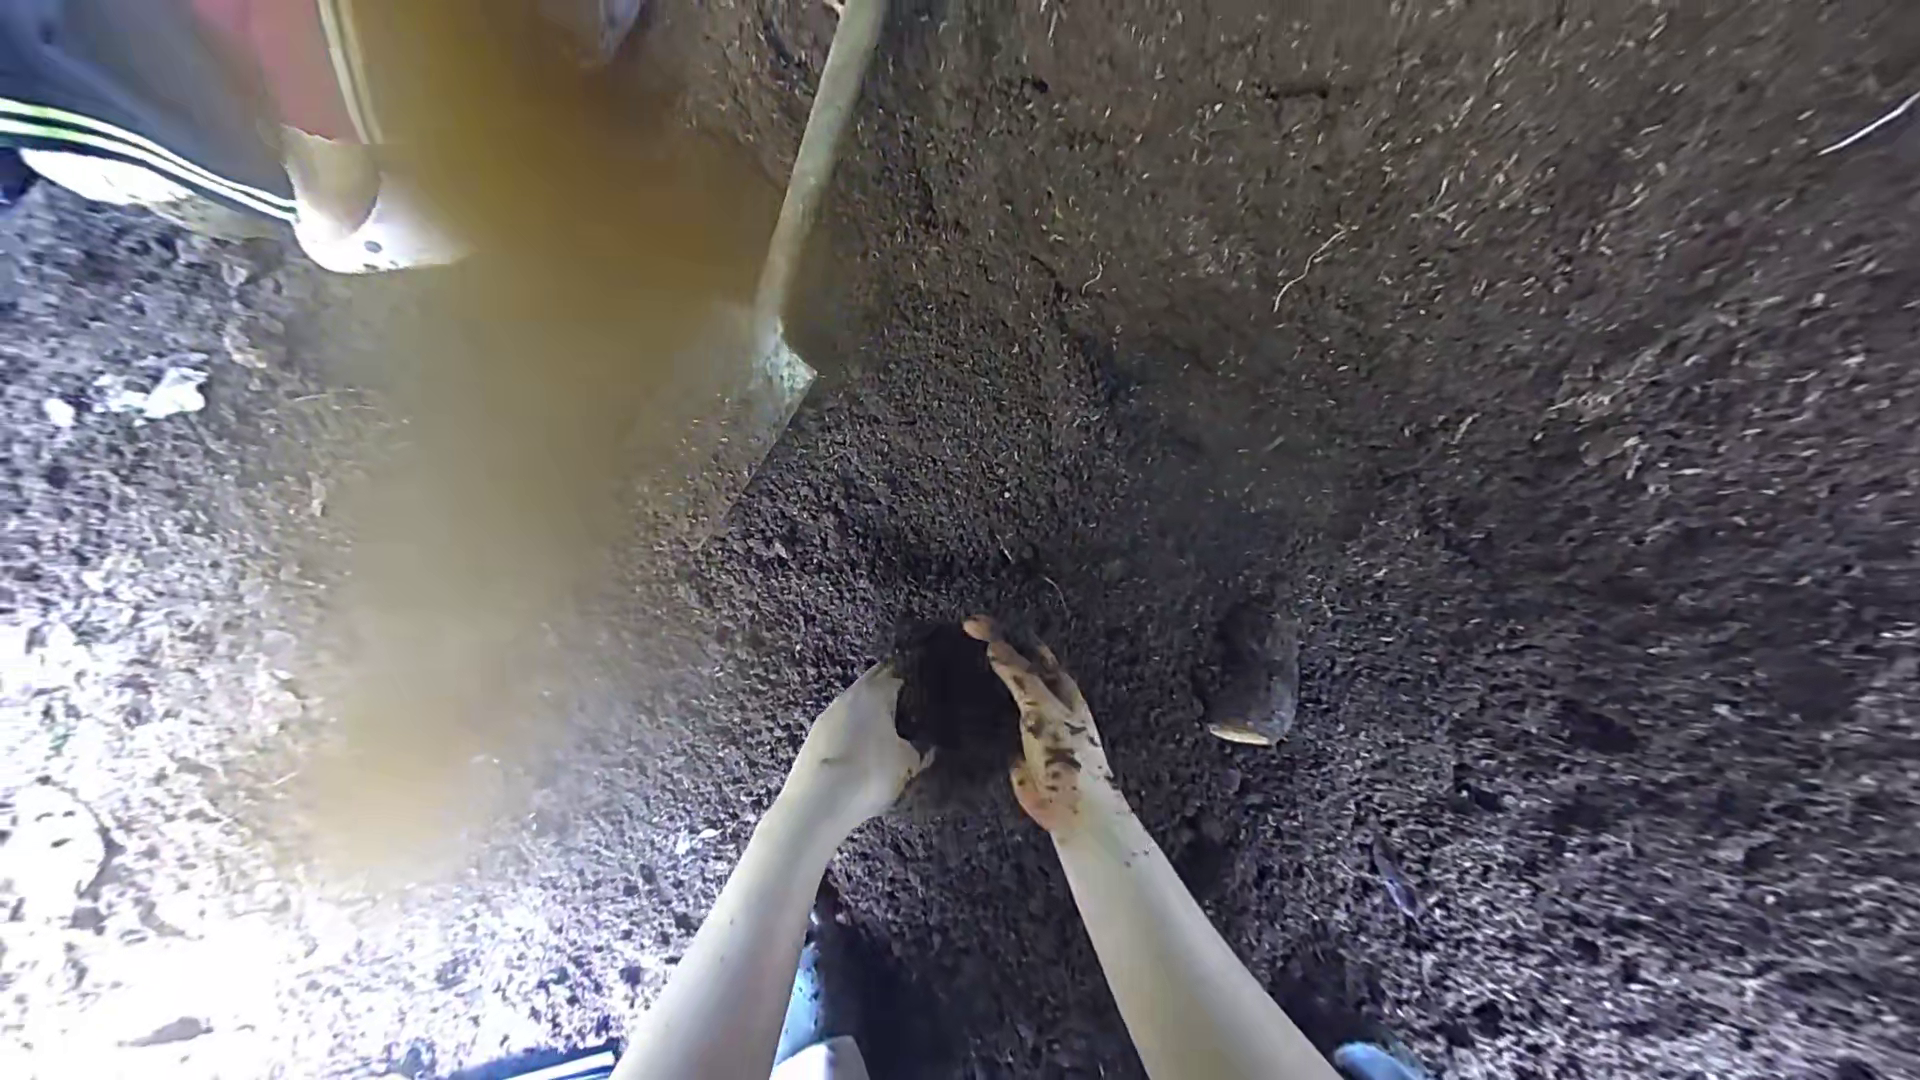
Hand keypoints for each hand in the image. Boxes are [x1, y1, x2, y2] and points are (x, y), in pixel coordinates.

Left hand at [780, 663, 930, 830]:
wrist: (815, 804)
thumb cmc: (868, 775)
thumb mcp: (907, 764)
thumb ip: (919, 750)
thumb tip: (923, 746)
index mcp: (875, 692)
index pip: (898, 675)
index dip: (913, 684)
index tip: (925, 696)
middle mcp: (849, 695)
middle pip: (873, 684)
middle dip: (889, 692)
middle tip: (909, 709)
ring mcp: (828, 714)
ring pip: (855, 704)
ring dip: (869, 711)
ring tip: (886, 731)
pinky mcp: (814, 736)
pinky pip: (841, 724)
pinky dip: (853, 729)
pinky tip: (861, 748)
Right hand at [964, 617, 1126, 835]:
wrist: (1070, 808)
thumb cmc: (1067, 754)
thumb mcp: (1042, 707)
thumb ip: (1019, 676)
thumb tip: (995, 645)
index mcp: (1056, 684)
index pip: (1026, 648)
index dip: (1001, 633)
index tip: (970, 624)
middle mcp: (1041, 698)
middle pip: (1013, 667)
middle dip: (990, 652)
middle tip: (959, 638)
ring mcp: (1025, 721)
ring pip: (1000, 693)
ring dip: (981, 680)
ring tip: (952, 663)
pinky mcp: (1010, 744)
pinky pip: (991, 721)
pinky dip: (976, 710)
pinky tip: (957, 702)